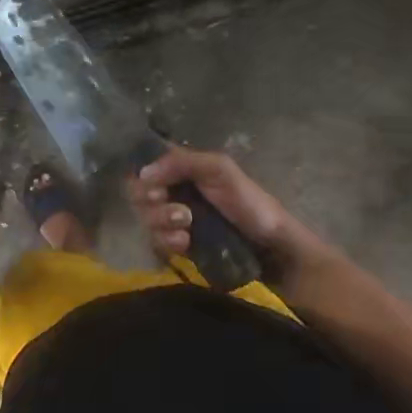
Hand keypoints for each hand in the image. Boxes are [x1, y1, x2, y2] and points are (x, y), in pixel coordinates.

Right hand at [125, 145, 323, 276]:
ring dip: (161, 224)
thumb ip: (181, 163)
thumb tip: (143, 173)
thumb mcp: (219, 170)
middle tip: (181, 214)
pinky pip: (155, 241)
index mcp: (180, 168)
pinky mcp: (176, 243)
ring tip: (186, 230)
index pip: (143, 165)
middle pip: (138, 194)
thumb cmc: (250, 203)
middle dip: (153, 205)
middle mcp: (171, 190)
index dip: (141, 177)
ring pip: (145, 218)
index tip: (155, 188)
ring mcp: (173, 218)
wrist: (273, 249)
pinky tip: (185, 245)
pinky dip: (166, 242)